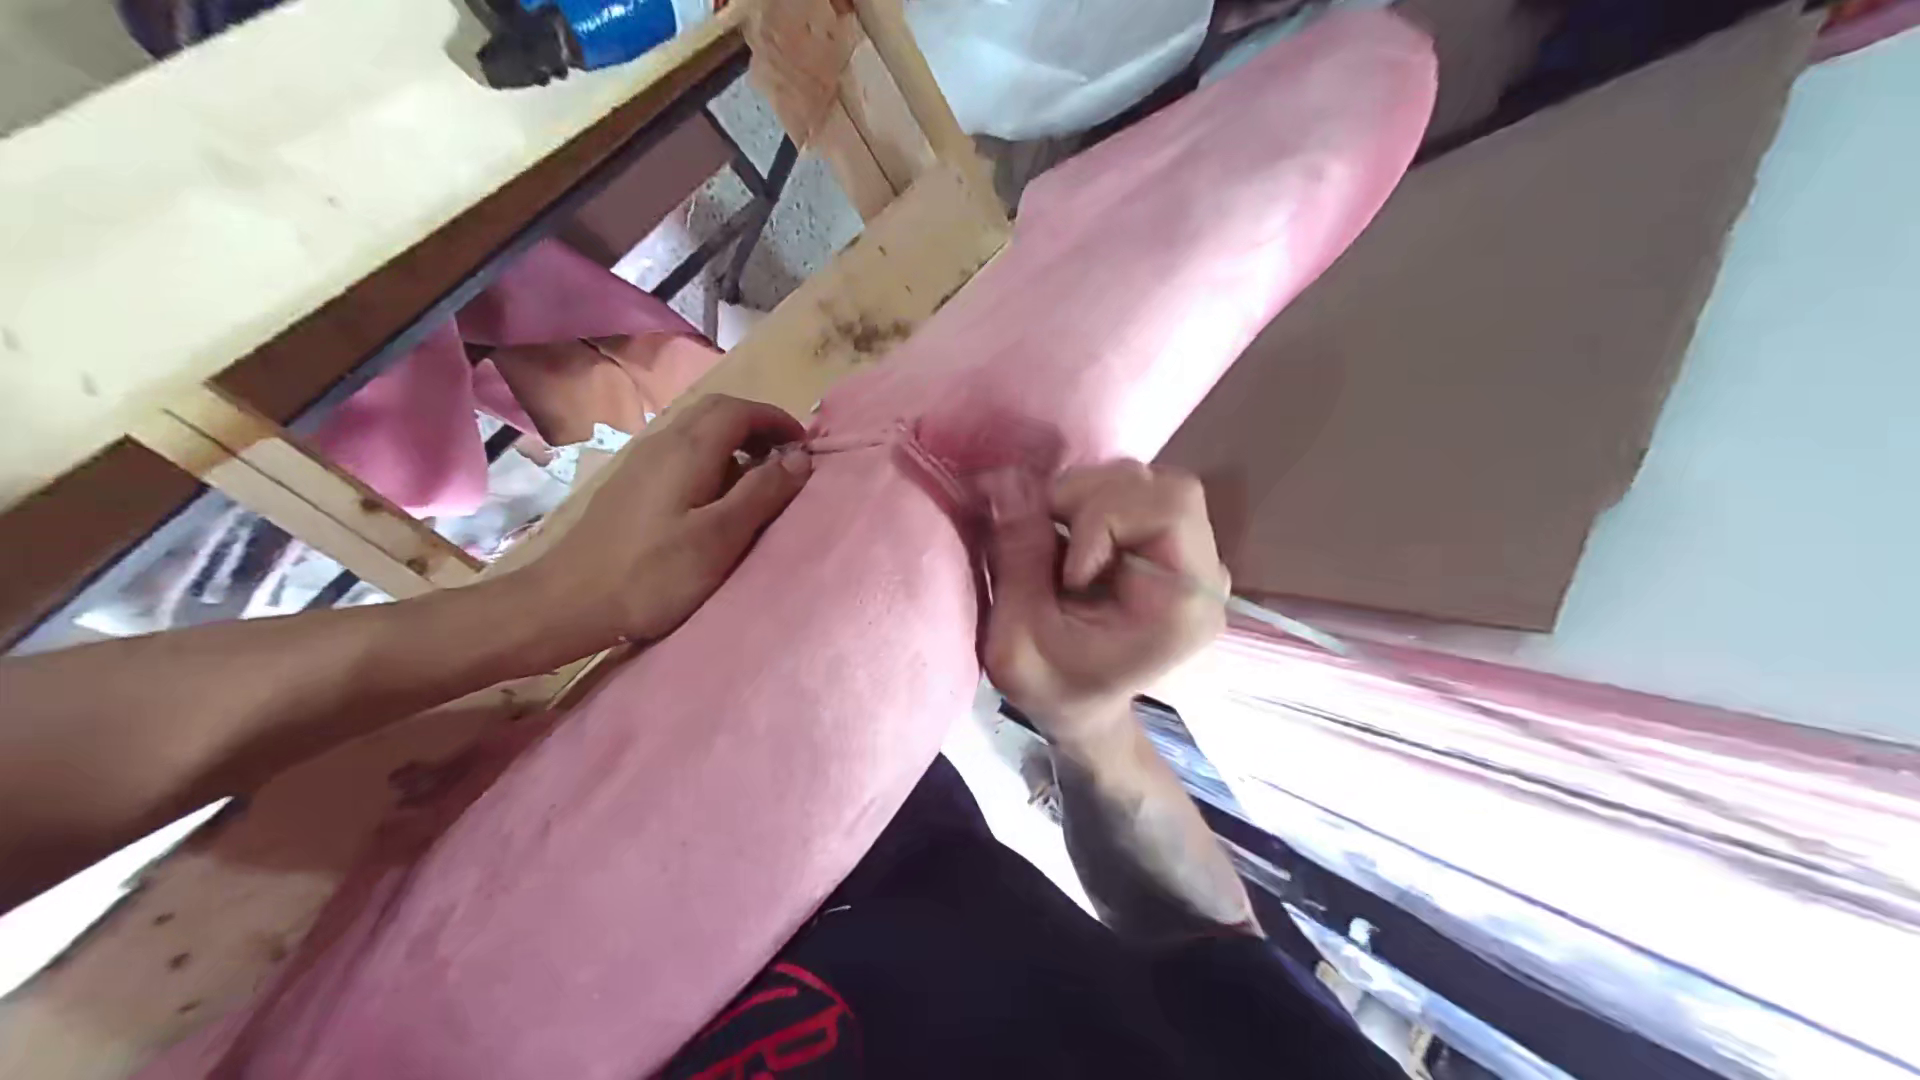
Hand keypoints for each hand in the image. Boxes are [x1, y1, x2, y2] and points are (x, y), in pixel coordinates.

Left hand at [521, 394, 810, 648]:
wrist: (568, 602)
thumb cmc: (654, 574)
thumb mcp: (721, 537)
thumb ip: (762, 492)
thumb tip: (800, 457)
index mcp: (688, 450)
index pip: (740, 410)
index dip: (776, 420)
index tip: (804, 447)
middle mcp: (663, 443)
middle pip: (716, 411)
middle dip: (757, 425)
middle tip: (784, 459)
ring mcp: (642, 462)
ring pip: (697, 430)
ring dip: (735, 441)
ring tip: (758, 479)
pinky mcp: (631, 483)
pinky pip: (681, 451)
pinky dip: (712, 458)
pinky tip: (715, 497)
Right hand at [983, 461, 1226, 753]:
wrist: (1083, 706)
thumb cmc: (1052, 688)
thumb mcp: (1015, 639)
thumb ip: (1017, 558)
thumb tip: (1008, 482)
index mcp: (1181, 608)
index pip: (1168, 510)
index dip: (1103, 519)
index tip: (1065, 573)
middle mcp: (1203, 576)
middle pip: (1163, 488)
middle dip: (1089, 498)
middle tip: (1046, 534)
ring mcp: (1191, 556)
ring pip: (1147, 482)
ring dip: (1086, 496)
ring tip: (1054, 536)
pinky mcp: (1168, 545)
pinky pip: (1135, 494)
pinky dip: (1091, 501)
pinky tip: (1069, 536)